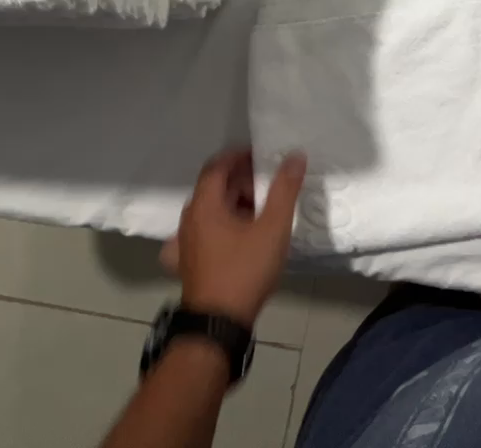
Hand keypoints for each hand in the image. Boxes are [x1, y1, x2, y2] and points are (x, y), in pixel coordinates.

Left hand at [159, 148, 306, 324]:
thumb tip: (295, 156)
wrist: (219, 324)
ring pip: (208, 210)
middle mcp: (189, 219)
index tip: (262, 156)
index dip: (239, 156)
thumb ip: (285, 189)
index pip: (217, 166)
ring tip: (259, 209)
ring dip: (232, 202)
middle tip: (268, 184)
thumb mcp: (273, 227)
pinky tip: (232, 235)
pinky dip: (219, 225)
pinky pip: (202, 232)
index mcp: (204, 205)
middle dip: (240, 180)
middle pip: (212, 187)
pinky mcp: (187, 263)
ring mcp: (185, 243)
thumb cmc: (245, 270)